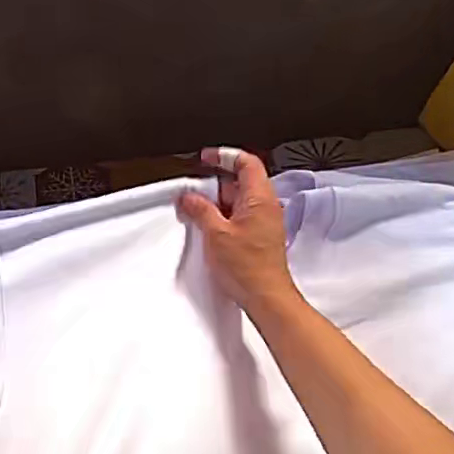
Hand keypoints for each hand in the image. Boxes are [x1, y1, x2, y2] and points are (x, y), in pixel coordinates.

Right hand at [175, 147, 302, 311]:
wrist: (265, 296)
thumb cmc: (248, 267)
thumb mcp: (216, 233)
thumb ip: (200, 210)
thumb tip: (188, 197)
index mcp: (260, 199)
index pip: (247, 164)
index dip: (225, 156)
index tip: (205, 157)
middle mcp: (266, 207)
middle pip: (240, 181)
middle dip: (214, 183)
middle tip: (191, 192)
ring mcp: (263, 222)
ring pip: (237, 199)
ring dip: (215, 201)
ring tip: (194, 211)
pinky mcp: (257, 236)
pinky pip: (237, 216)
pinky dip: (221, 215)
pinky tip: (205, 227)